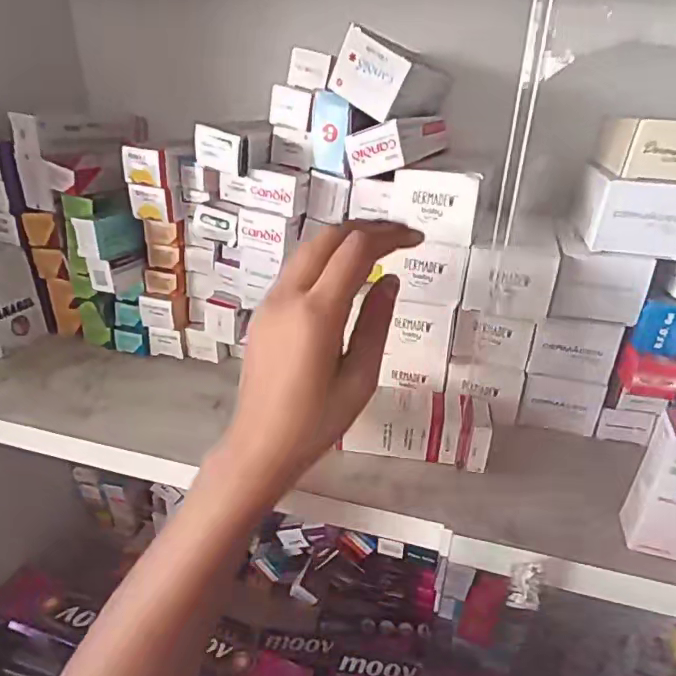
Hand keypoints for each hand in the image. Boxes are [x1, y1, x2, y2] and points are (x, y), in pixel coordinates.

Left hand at [210, 221, 421, 494]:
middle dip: (367, 229)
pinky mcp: (264, 314)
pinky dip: (326, 259)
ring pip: (309, 249)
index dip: (389, 237)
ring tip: (378, 248)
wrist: (259, 446)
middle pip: (329, 238)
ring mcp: (271, 303)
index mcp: (316, 313)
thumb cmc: (315, 423)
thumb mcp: (359, 378)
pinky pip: (297, 270)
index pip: (356, 251)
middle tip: (400, 236)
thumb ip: (375, 323)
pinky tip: (346, 275)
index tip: (416, 239)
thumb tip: (390, 281)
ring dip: (344, 240)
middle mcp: (289, 297)